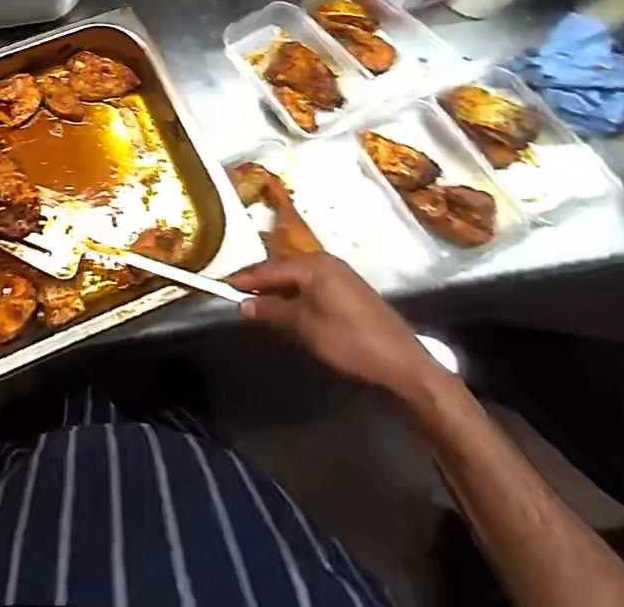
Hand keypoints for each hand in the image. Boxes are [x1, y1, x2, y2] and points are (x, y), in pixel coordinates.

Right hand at [229, 252, 449, 397]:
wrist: (402, 361)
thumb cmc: (351, 342)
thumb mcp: (306, 328)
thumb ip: (273, 312)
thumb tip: (244, 304)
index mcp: (314, 266)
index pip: (269, 268)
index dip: (244, 278)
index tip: (221, 285)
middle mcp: (326, 262)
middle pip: (283, 268)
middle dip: (259, 282)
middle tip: (235, 296)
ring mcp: (340, 274)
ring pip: (297, 277)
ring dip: (276, 290)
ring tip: (255, 305)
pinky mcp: (348, 288)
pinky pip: (311, 284)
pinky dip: (294, 294)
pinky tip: (285, 309)